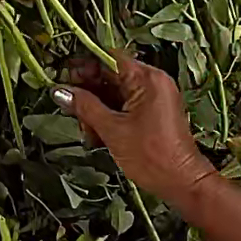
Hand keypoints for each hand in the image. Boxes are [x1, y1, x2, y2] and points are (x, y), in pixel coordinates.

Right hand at [57, 55, 217, 208]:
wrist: (180, 182)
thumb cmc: (151, 157)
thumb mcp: (112, 130)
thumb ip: (85, 107)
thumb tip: (61, 91)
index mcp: (147, 79)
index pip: (109, 58)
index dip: (84, 66)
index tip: (63, 78)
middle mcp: (154, 82)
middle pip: (111, 75)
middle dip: (88, 92)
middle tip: (69, 107)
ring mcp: (155, 97)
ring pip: (115, 92)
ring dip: (96, 107)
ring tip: (86, 129)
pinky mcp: (153, 112)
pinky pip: (125, 105)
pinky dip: (109, 115)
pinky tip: (96, 133)